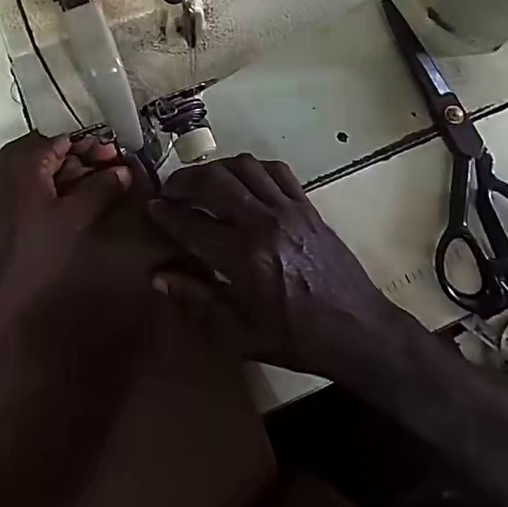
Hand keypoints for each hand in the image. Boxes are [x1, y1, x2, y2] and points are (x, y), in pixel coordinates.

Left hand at [0, 132, 133, 304]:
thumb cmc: (25, 260)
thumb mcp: (74, 221)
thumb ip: (101, 189)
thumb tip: (119, 173)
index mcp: (20, 160)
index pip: (63, 139)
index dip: (92, 149)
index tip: (111, 161)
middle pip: (41, 153)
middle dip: (73, 163)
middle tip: (99, 179)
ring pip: (23, 173)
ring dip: (51, 180)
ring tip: (76, 200)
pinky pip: (6, 190)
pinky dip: (28, 195)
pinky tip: (45, 217)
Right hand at [148, 154, 423, 382]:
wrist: (357, 328)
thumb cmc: (295, 339)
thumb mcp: (239, 334)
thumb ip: (197, 301)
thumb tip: (159, 275)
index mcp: (245, 259)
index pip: (192, 225)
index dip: (165, 214)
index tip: (150, 207)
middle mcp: (265, 224)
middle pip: (214, 182)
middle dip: (184, 181)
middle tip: (170, 191)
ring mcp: (289, 209)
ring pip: (244, 167)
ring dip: (216, 169)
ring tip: (202, 182)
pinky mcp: (307, 204)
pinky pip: (276, 170)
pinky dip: (252, 168)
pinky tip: (242, 181)